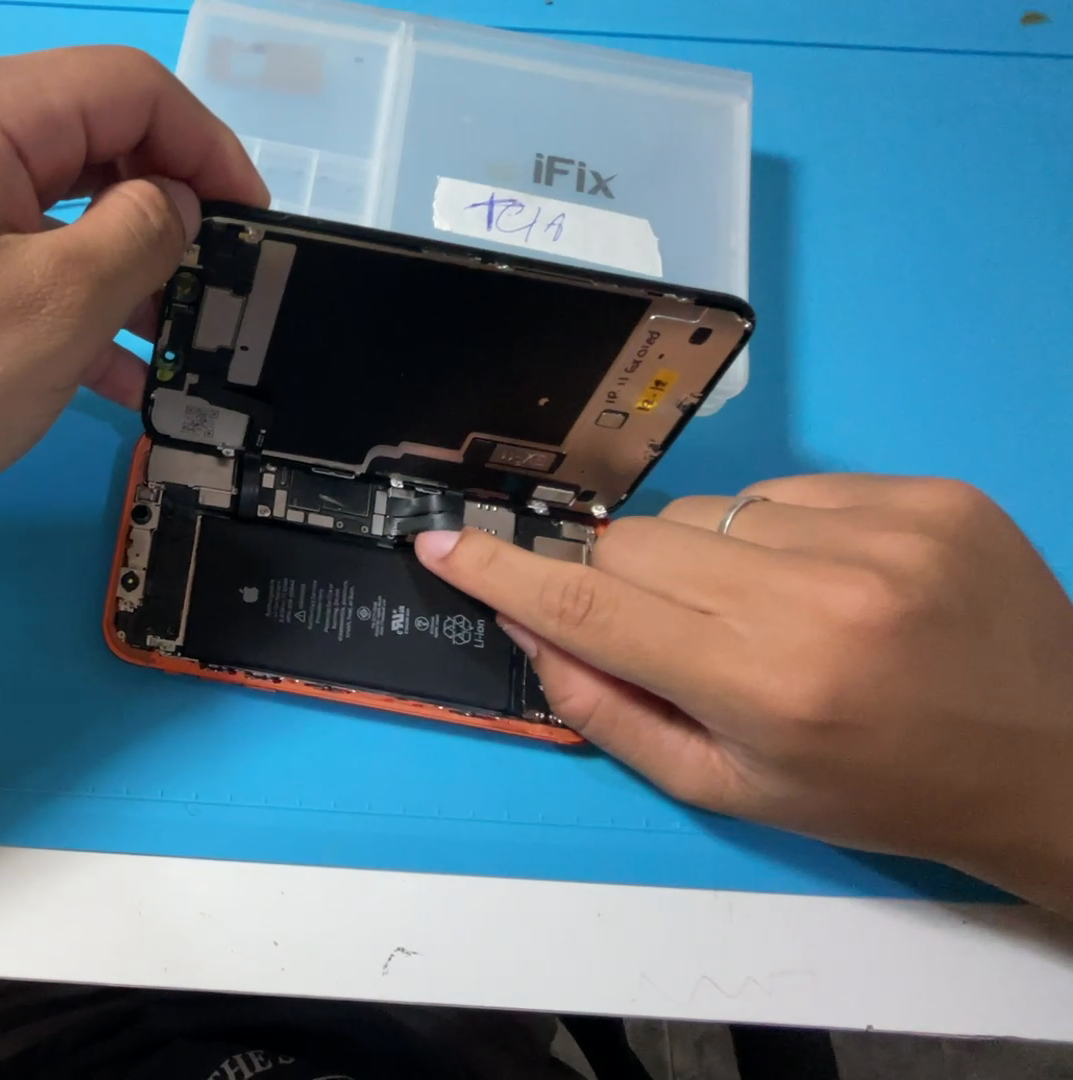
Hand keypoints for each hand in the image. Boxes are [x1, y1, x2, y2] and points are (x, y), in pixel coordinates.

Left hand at [0, 48, 265, 535]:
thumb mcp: (62, 303)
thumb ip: (145, 231)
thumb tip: (177, 202)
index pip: (127, 88)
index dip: (208, 147)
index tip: (255, 219)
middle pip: (90, 149)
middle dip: (163, 218)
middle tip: (211, 289)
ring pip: (54, 218)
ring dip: (120, 277)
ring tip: (169, 345)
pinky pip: (11, 266)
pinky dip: (66, 309)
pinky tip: (114, 374)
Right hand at [414, 475, 1072, 910]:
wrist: (1067, 760)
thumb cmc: (867, 789)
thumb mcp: (715, 783)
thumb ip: (599, 705)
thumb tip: (524, 623)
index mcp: (762, 683)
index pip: (587, 607)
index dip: (500, 573)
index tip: (441, 545)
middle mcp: (816, 597)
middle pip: (626, 546)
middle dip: (615, 582)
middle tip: (668, 627)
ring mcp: (878, 534)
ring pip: (690, 515)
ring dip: (690, 558)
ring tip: (758, 605)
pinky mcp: (920, 495)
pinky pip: (770, 492)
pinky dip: (763, 533)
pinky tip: (819, 576)